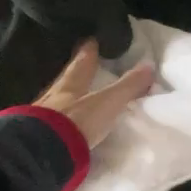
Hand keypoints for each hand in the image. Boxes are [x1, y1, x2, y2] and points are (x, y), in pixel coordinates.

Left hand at [34, 39, 156, 147]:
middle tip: (80, 63)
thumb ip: (128, 86)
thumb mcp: (108, 102)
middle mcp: (54, 96)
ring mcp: (44, 114)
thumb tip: (149, 65)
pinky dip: (61, 116)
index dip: (88, 53)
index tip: (90, 40)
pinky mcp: (41, 133)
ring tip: (75, 94)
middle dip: (75, 72)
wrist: (43, 149)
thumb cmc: (77, 120)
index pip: (81, 65)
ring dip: (67, 95)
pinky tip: (65, 120)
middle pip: (66, 79)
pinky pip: (53, 118)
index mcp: (71, 85)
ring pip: (57, 98)